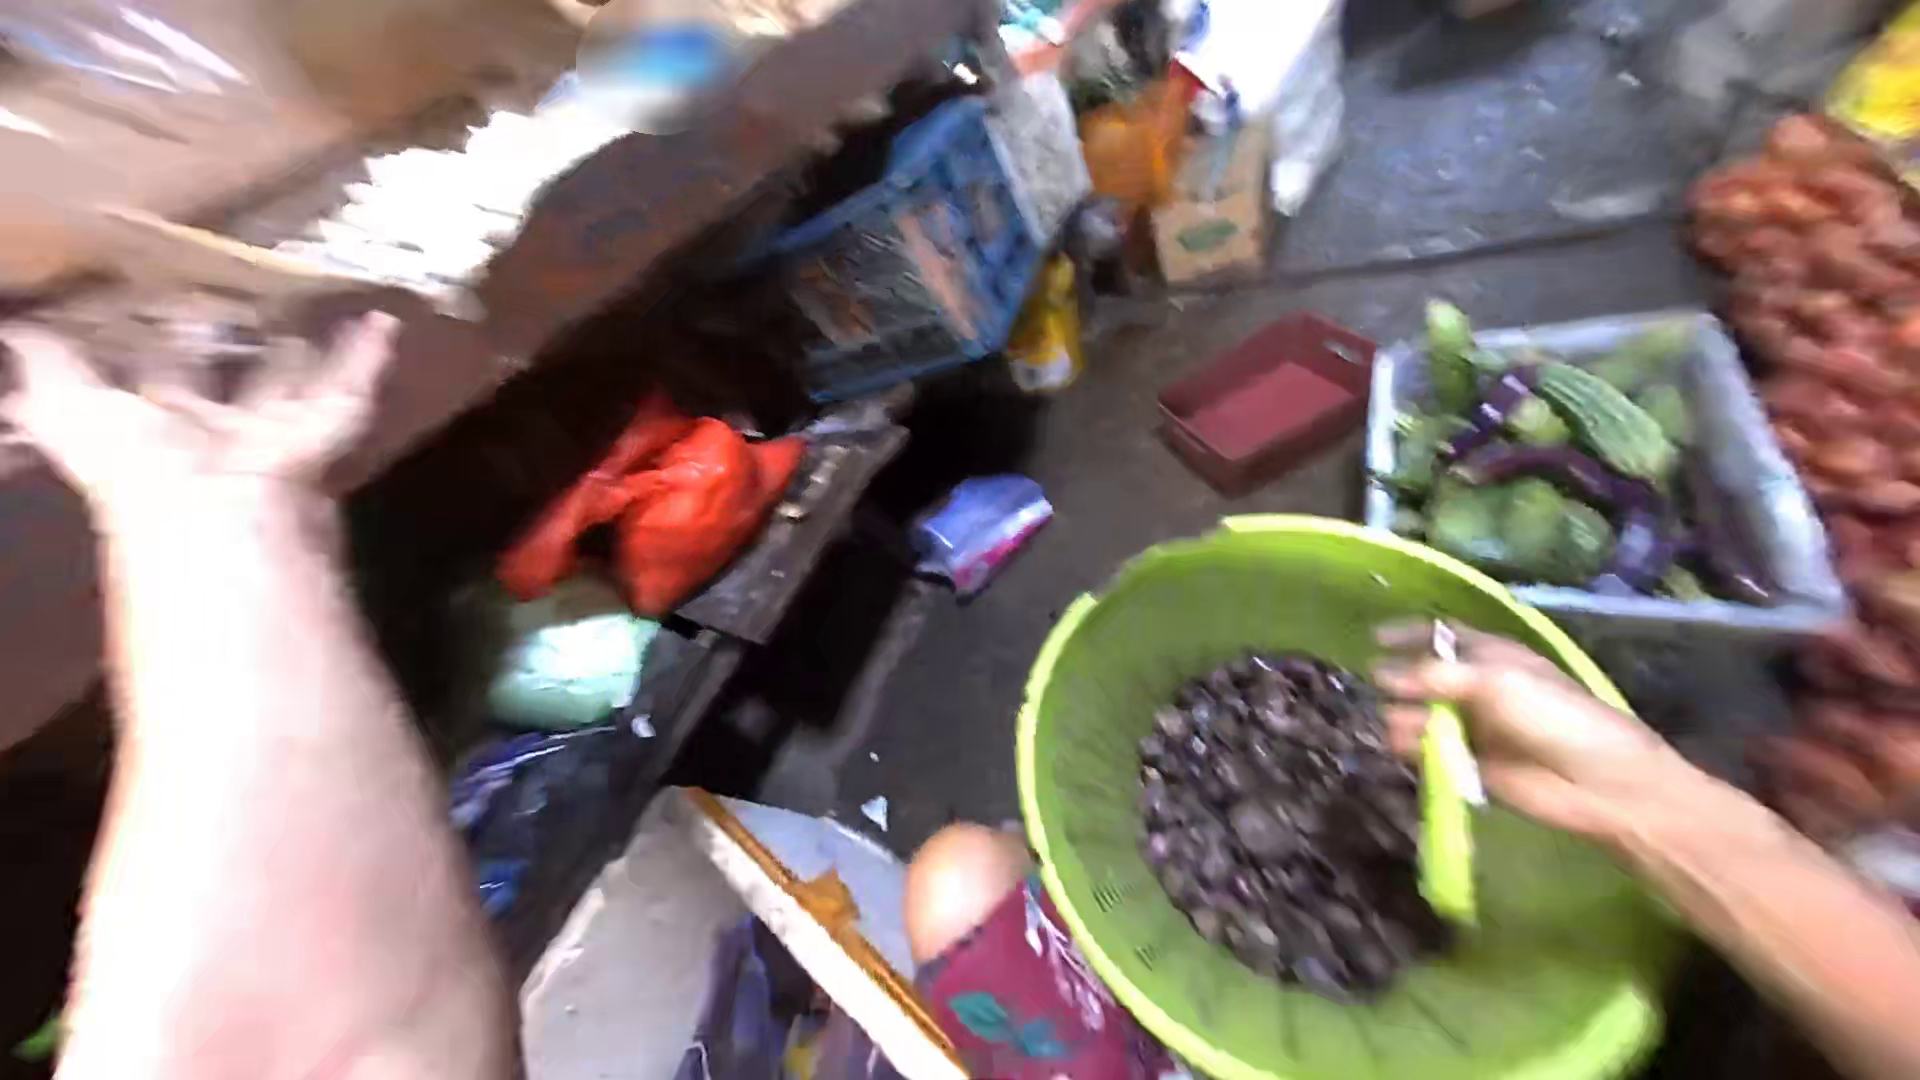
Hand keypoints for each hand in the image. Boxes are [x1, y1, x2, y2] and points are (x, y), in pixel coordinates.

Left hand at [1, 313, 396, 517]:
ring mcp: (288, 421)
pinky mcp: (333, 418)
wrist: (223, 499)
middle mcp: (229, 420)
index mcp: (164, 420)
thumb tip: (20, 321)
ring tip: (334, 314)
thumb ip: (50, 361)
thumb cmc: (138, 457)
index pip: (163, 371)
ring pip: (306, 376)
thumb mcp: (62, 404)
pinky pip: (356, 380)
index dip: (159, 336)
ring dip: (321, 348)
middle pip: (242, 375)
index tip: (157, 295)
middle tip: (246, 299)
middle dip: (244, 342)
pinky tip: (383, 322)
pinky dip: (371, 353)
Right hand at [1373, 622, 1702, 843]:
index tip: (1376, 638)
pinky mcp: (1457, 759)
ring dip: (1401, 716)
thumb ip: (1431, 675)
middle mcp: (1469, 687)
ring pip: (1408, 711)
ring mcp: (1462, 723)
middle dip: (1396, 680)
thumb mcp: (1495, 681)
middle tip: (1391, 688)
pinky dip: (1406, 745)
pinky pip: (1414, 746)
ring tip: (1411, 726)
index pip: (1438, 636)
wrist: (1601, 786)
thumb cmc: (1556, 718)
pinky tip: (1411, 746)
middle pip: (1413, 674)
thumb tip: (1378, 675)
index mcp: (1486, 657)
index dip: (1407, 633)